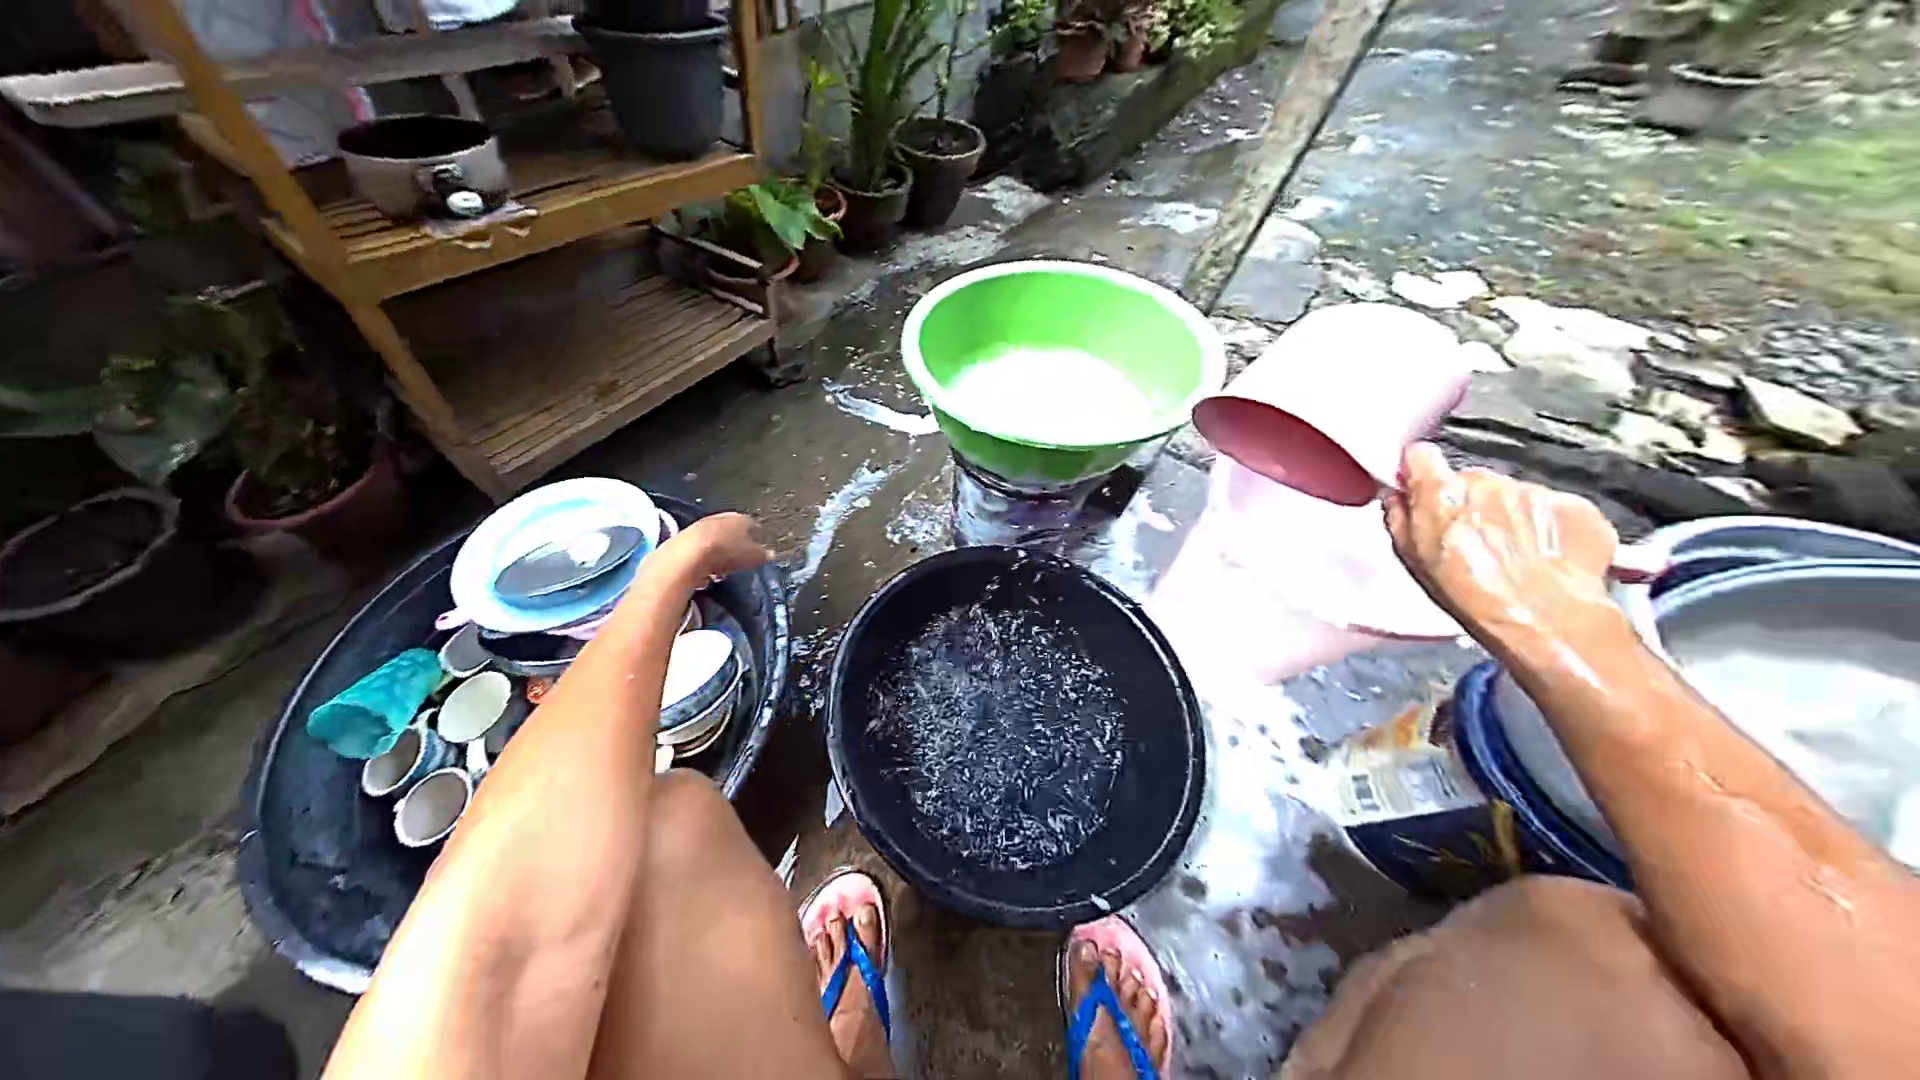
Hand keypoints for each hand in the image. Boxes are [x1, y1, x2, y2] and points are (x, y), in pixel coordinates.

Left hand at [663, 512, 774, 581]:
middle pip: (734, 530)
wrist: (690, 553)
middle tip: (743, 558)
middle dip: (738, 542)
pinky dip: (707, 557)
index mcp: (742, 519)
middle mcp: (723, 518)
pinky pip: (703, 548)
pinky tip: (709, 569)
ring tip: (726, 566)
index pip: (754, 527)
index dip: (758, 539)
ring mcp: (703, 526)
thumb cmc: (729, 552)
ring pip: (717, 538)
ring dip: (721, 550)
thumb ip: (763, 554)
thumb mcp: (754, 556)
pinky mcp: (686, 539)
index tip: (760, 551)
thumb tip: (771, 554)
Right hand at [1384, 443, 1626, 651]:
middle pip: (1468, 479)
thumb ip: (1399, 519)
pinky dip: (1542, 527)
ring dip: (1505, 516)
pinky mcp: (1573, 505)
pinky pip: (1548, 507)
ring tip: (1504, 555)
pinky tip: (1536, 556)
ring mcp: (1533, 492)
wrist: (1543, 619)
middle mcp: (1488, 483)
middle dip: (1465, 502)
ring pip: (1509, 494)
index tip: (1417, 485)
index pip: (1420, 456)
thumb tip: (1397, 500)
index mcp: (1441, 493)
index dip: (1417, 470)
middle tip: (1465, 539)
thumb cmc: (1473, 595)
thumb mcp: (1411, 559)